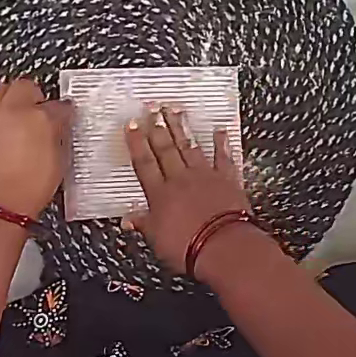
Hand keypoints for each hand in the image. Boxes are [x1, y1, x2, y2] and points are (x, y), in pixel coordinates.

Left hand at [0, 79, 72, 217]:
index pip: (59, 104)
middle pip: (24, 86)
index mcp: (39, 117)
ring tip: (21, 116)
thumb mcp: (58, 160)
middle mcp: (12, 112)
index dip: (65, 111)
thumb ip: (59, 135)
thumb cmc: (29, 187)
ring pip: (1, 93)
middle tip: (42, 108)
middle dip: (35, 94)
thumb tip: (59, 125)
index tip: (66, 116)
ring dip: (13, 100)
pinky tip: (6, 133)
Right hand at [123, 108, 255, 274]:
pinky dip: (221, 143)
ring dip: (181, 127)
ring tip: (175, 110)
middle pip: (166, 148)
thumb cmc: (188, 248)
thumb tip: (128, 219)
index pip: (144, 163)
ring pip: (190, 146)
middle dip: (157, 127)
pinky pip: (223, 157)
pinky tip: (219, 130)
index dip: (136, 143)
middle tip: (152, 108)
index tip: (132, 126)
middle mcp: (180, 179)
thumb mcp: (157, 239)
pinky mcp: (227, 180)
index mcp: (160, 193)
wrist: (224, 246)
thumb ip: (144, 224)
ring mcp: (205, 176)